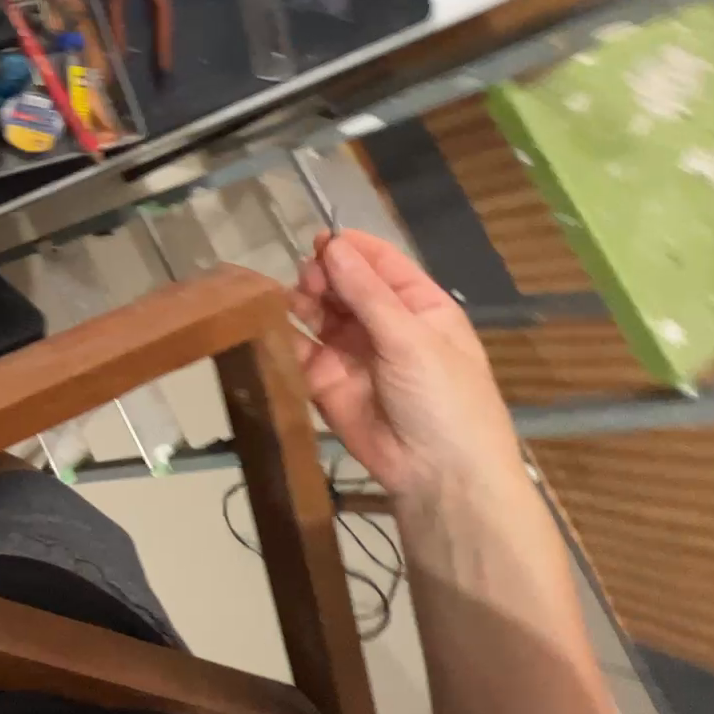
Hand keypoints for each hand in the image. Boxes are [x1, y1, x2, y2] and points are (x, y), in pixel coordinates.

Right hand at [292, 231, 521, 504]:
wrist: (436, 475)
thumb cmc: (444, 400)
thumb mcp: (412, 341)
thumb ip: (367, 293)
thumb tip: (332, 244)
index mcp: (417, 307)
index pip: (380, 264)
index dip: (351, 248)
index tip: (320, 239)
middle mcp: (380, 323)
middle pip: (342, 283)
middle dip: (322, 273)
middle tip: (309, 278)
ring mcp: (348, 349)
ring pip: (316, 309)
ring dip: (302, 298)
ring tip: (293, 299)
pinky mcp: (320, 376)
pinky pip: (296, 346)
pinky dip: (281, 331)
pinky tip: (269, 320)